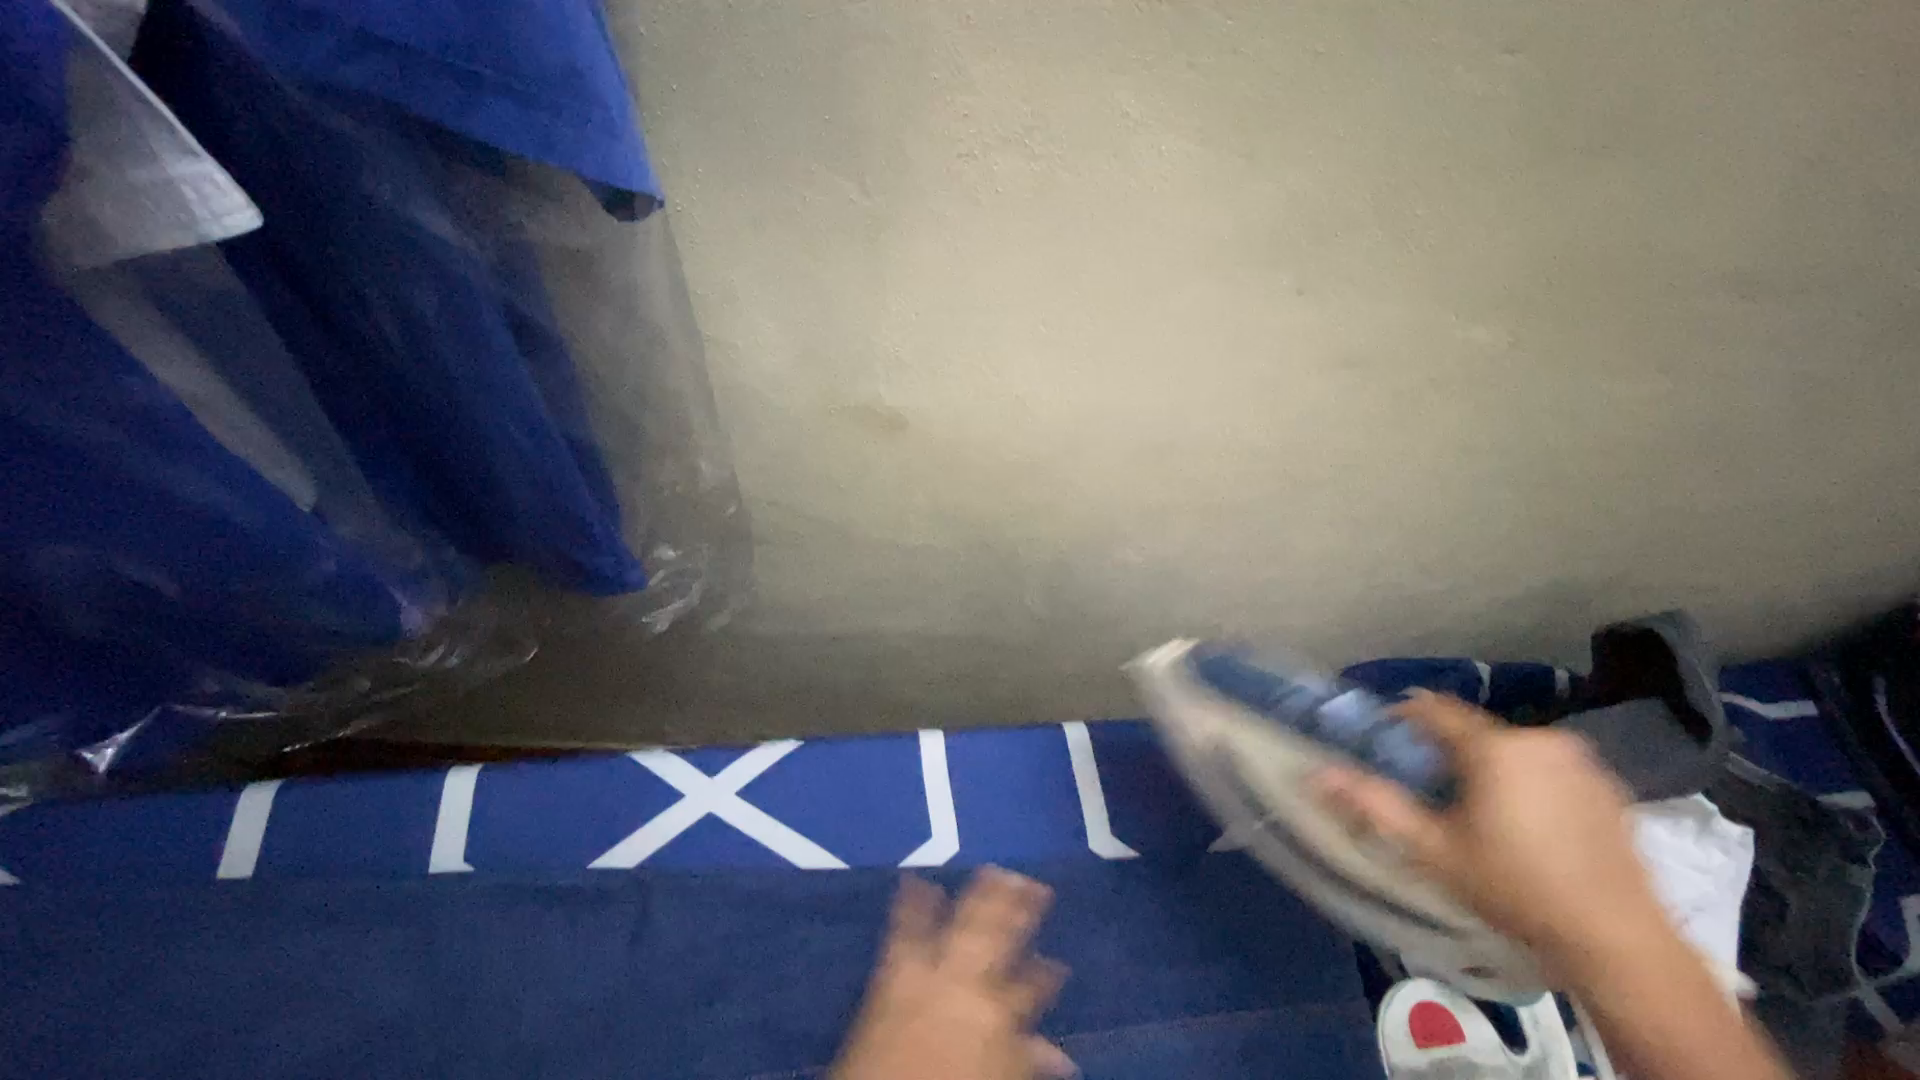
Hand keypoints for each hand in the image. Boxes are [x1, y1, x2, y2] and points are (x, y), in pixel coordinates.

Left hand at [833, 867, 1076, 1079]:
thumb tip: (1060, 1056)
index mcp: (1001, 1015)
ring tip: (994, 869)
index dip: (1048, 973)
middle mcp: (970, 983)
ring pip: (962, 922)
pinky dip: (911, 903)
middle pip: (1001, 937)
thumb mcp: (1000, 1076)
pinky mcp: (893, 971)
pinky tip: (914, 879)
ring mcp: (930, 971)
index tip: (1058, 962)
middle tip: (1031, 882)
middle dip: (1018, 908)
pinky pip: (904, 929)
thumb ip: (1025, 1060)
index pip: (1034, 987)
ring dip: (979, 894)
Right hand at [1313, 690, 1667, 970]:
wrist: (1618, 940)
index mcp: (1496, 747)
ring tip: (1479, 813)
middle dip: (1447, 753)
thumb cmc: (1514, 889)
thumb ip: (1375, 805)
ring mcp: (1583, 761)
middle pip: (1475, 732)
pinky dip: (1529, 783)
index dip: (1401, 719)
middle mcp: (1541, 739)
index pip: (1434, 710)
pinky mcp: (1610, 787)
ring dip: (1490, 768)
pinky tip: (1529, 827)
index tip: (1383, 743)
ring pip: (1514, 750)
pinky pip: (1551, 769)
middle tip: (1430, 793)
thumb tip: (1317, 774)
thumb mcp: (1433, 851)